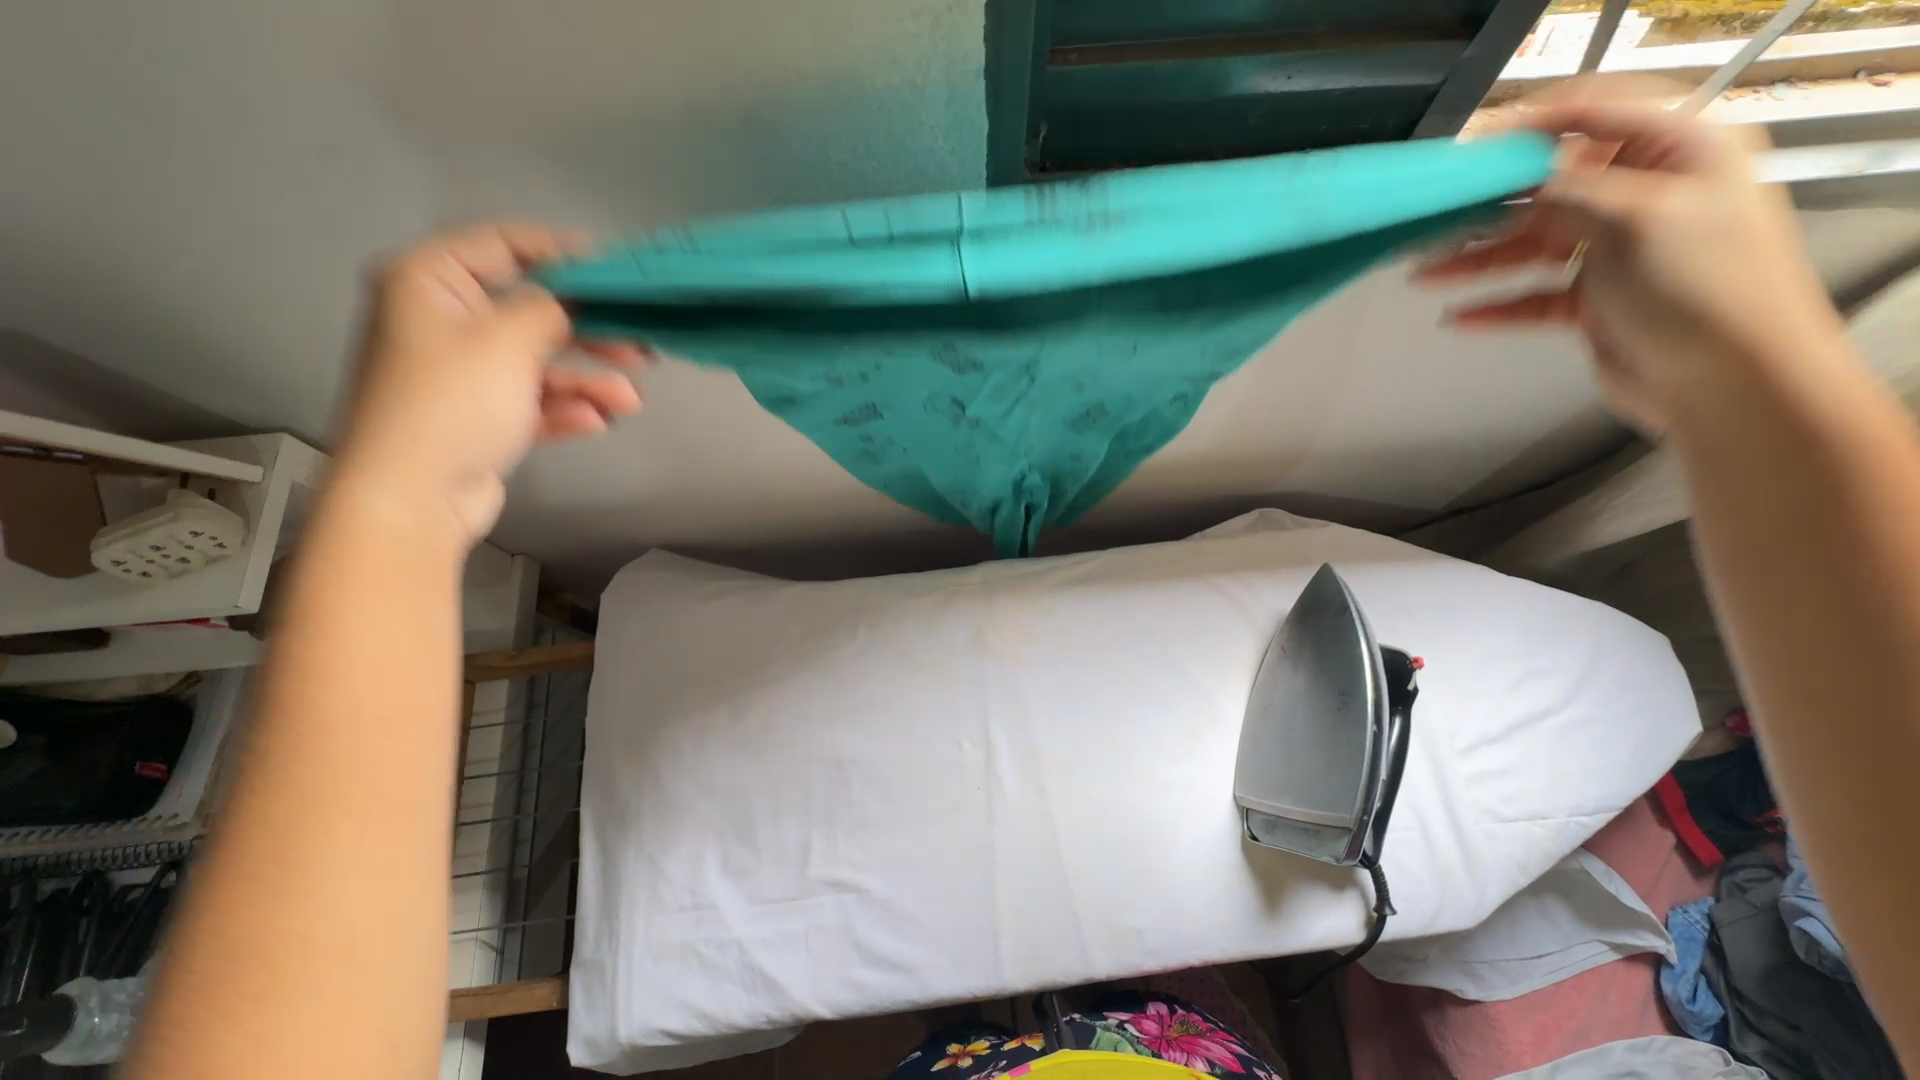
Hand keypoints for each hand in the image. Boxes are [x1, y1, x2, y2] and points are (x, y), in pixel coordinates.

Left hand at [335, 223, 646, 541]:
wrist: (410, 498)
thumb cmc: (452, 402)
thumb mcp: (508, 340)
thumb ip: (553, 307)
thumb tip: (579, 298)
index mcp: (430, 281)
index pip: (504, 244)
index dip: (563, 252)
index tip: (616, 270)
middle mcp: (442, 319)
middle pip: (531, 310)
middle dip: (589, 330)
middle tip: (640, 340)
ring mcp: (460, 372)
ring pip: (538, 361)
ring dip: (586, 379)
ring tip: (628, 400)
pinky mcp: (478, 416)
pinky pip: (531, 401)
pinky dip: (565, 408)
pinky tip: (597, 422)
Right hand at [1419, 77, 1845, 435]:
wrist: (1731, 383)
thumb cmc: (1706, 290)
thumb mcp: (1635, 218)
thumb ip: (1568, 189)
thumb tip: (1514, 177)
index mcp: (1679, 151)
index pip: (1594, 112)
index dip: (1530, 123)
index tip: (1469, 148)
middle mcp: (1647, 194)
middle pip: (1549, 184)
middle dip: (1487, 201)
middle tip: (1431, 215)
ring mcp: (1618, 249)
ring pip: (1530, 244)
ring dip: (1476, 259)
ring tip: (1424, 273)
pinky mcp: (1595, 300)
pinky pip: (1531, 295)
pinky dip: (1495, 305)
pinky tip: (1458, 317)